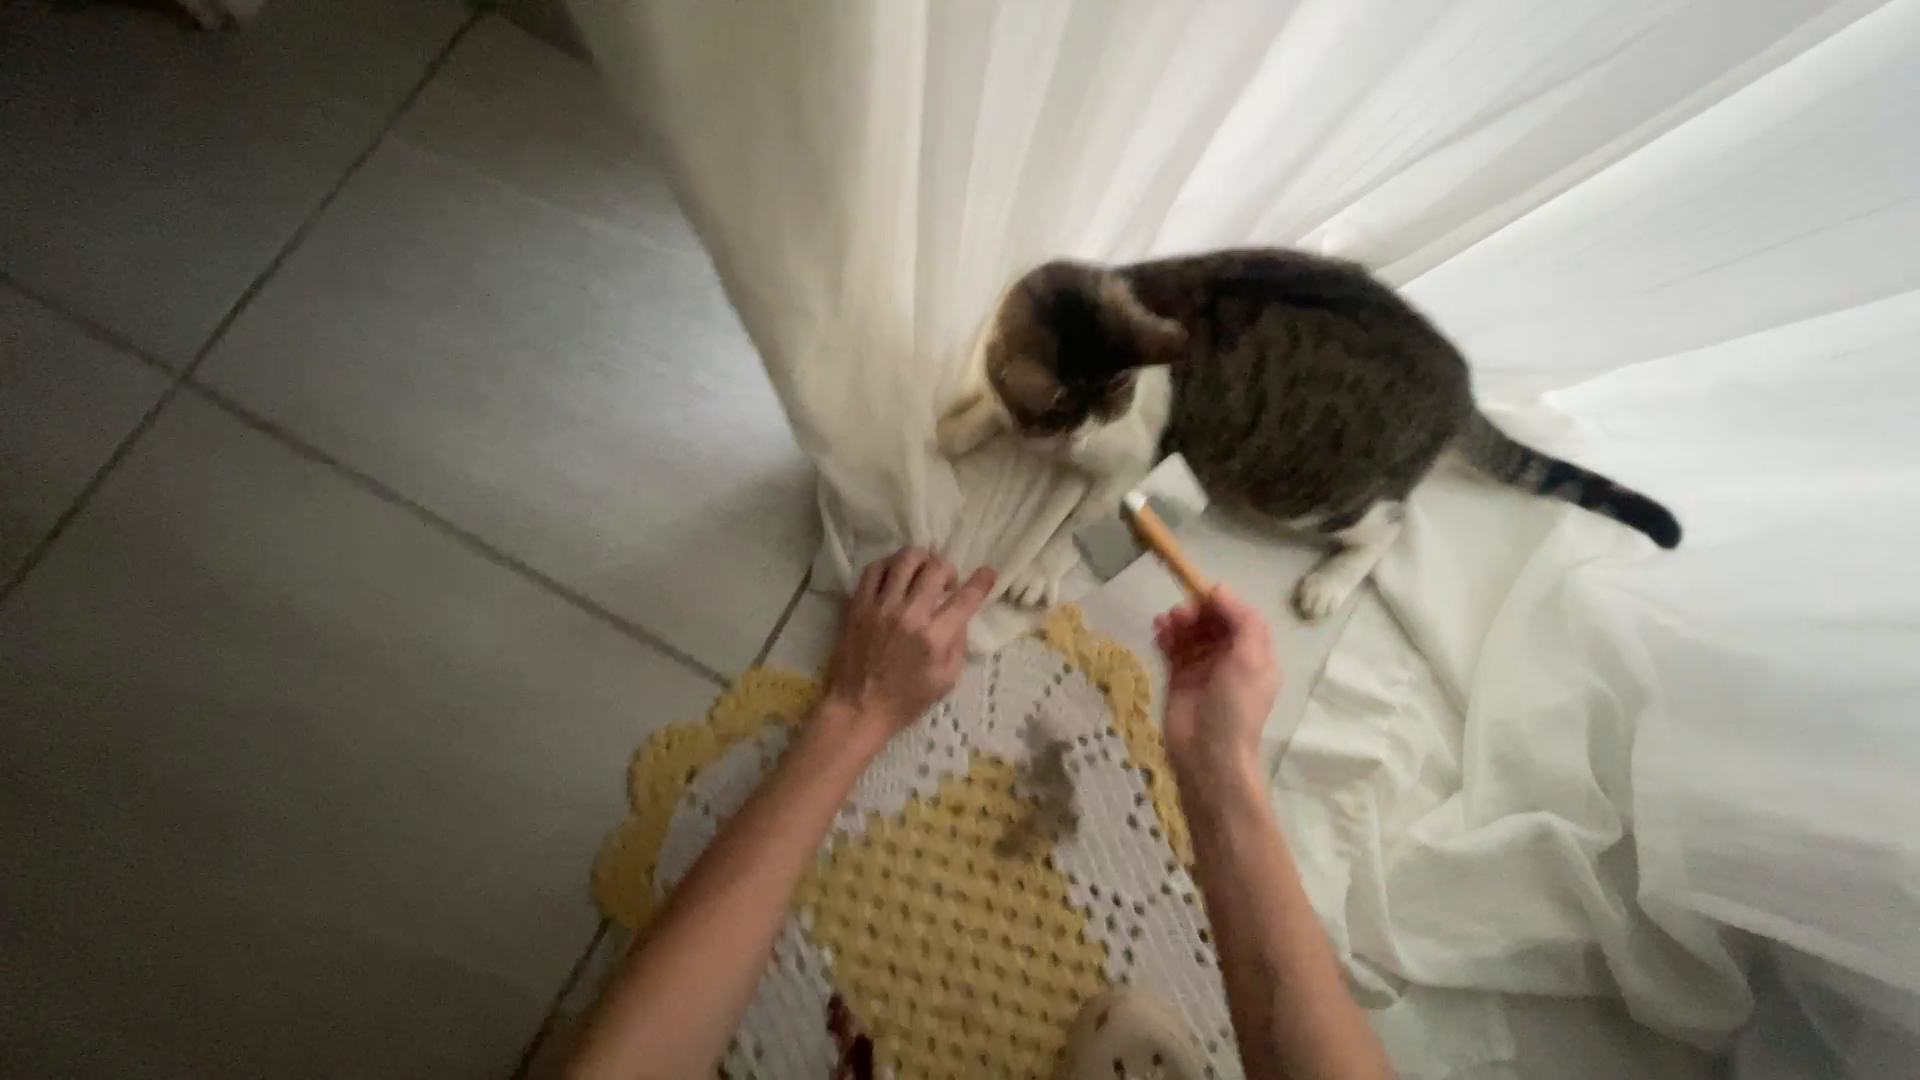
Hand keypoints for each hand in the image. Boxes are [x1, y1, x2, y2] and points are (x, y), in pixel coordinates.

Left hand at [823, 548, 995, 738]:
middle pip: (936, 568)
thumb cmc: (906, 700)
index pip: (965, 599)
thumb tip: (959, 615)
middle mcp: (909, 616)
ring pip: (905, 560)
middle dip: (948, 569)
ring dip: (921, 560)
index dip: (982, 581)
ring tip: (921, 571)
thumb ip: (958, 643)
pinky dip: (890, 565)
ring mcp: (880, 607)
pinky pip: (875, 569)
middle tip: (946, 583)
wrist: (857, 707)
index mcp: (934, 638)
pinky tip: (895, 575)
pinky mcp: (857, 605)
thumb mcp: (947, 680)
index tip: (988, 572)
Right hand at [1152, 587, 1280, 776]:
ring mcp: (1203, 668)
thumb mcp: (1250, 659)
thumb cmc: (1235, 706)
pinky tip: (1158, 632)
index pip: (1241, 618)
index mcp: (1256, 655)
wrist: (1208, 753)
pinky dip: (1165, 636)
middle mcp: (1231, 658)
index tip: (1202, 595)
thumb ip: (1241, 620)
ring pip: (1190, 633)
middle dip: (1197, 612)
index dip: (1223, 603)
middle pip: (1213, 622)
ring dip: (1178, 622)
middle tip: (1180, 614)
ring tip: (1165, 623)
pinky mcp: (1179, 677)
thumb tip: (1219, 589)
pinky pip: (1172, 648)